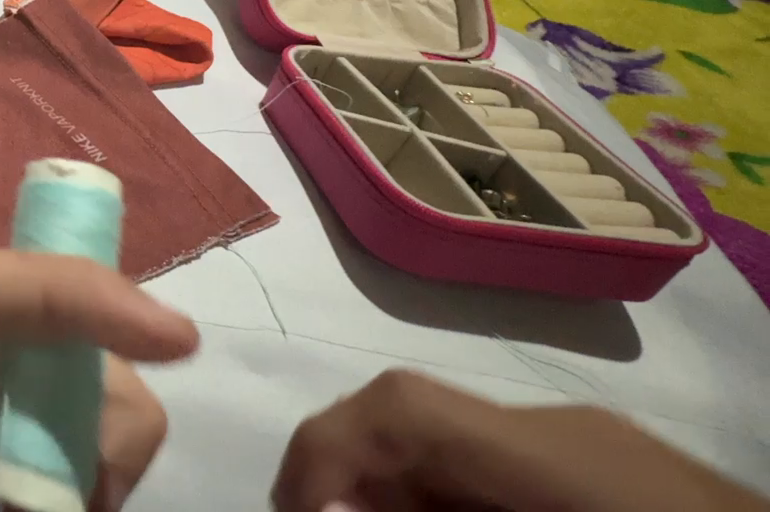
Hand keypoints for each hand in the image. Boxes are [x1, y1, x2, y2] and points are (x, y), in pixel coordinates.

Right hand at [274, 369, 769, 511]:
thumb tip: (334, 507)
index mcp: (565, 453)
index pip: (405, 406)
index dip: (328, 444)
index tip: (293, 509)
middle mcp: (568, 430)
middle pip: (413, 416)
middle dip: (349, 468)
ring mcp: (595, 448)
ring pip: (448, 440)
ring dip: (395, 486)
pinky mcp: (615, 471)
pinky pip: (494, 468)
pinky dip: (447, 497)